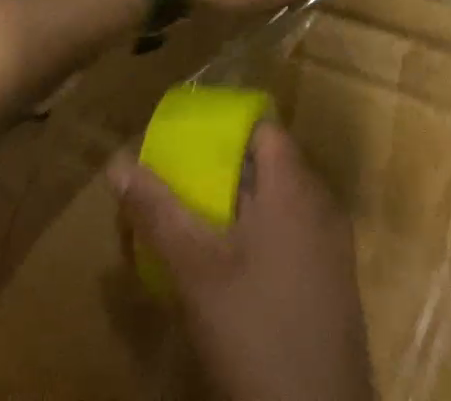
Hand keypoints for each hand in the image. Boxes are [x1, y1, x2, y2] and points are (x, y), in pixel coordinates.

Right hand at [110, 124, 373, 400]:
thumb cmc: (254, 326)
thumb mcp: (194, 268)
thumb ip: (157, 211)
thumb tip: (117, 162)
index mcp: (296, 190)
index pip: (265, 129)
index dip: (224, 125)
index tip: (185, 135)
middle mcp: (322, 208)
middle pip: (270, 166)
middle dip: (222, 169)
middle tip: (178, 180)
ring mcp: (333, 249)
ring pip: (280, 205)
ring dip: (238, 205)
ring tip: (193, 220)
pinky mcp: (331, 283)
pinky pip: (291, 236)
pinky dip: (258, 234)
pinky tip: (226, 264)